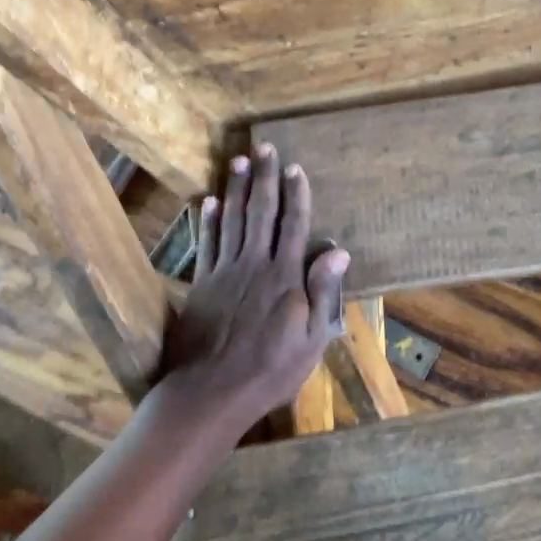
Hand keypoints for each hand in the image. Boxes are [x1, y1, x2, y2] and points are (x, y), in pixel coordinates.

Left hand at [157, 142, 349, 430]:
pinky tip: (209, 201)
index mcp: (285, 277)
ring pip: (232, 221)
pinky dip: (208, 220)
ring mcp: (225, 273)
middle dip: (264, 178)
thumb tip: (338, 250)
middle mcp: (255, 266)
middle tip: (264, 148)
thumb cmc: (272, 370)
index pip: (294, 226)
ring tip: (238, 161)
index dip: (296, 195)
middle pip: (261, 213)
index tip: (295, 168)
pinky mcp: (202, 285)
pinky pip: (207, 244)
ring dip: (235, 189)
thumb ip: (323, 292)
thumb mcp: (313, 338)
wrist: (212, 393)